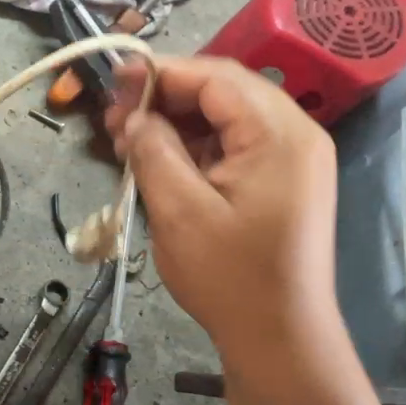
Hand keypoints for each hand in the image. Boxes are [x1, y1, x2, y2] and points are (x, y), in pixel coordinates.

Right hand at [104, 57, 341, 368]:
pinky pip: (232, 146)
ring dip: (175, 123)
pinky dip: (192, 146)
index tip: (114, 82)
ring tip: (125, 140)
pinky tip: (157, 160)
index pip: (217, 78)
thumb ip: (155, 153)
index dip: (162, 73)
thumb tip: (133, 117)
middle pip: (224, 93)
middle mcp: (293, 135)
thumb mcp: (180, 212)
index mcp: (278, 134)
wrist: (276, 331)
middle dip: (165, 98)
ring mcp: (290, 159)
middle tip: (112, 117)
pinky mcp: (280, 182)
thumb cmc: (228, 274)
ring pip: (226, 119)